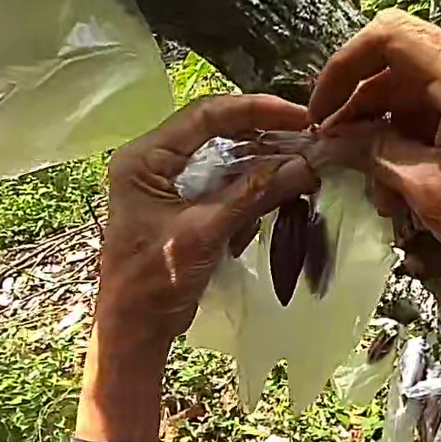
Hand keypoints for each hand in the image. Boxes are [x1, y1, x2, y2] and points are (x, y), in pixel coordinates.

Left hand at [77, 94, 315, 441]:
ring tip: (298, 174)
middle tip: (305, 143)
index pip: (205, 116)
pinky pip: (224, 191)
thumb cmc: (154, 282)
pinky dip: (249, 198)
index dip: (255, 110)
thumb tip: (303, 165)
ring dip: (260, 171)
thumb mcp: (204, 232)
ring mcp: (170, 188)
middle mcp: (154, 164)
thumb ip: (252, 194)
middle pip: (217, 135)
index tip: (298, 117)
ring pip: (224, 164)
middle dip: (262, 141)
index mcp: (145, 158)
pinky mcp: (185, 210)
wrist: (134, 331)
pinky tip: (272, 204)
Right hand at [311, 10, 440, 376]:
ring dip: (393, 133)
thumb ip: (375, 153)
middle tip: (337, 157)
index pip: (390, 39)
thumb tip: (330, 139)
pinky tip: (408, 184)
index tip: (319, 115)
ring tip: (377, 188)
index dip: (341, 71)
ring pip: (430, 93)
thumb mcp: (431, 194)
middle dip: (365, 111)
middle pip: (408, 67)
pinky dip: (425, 141)